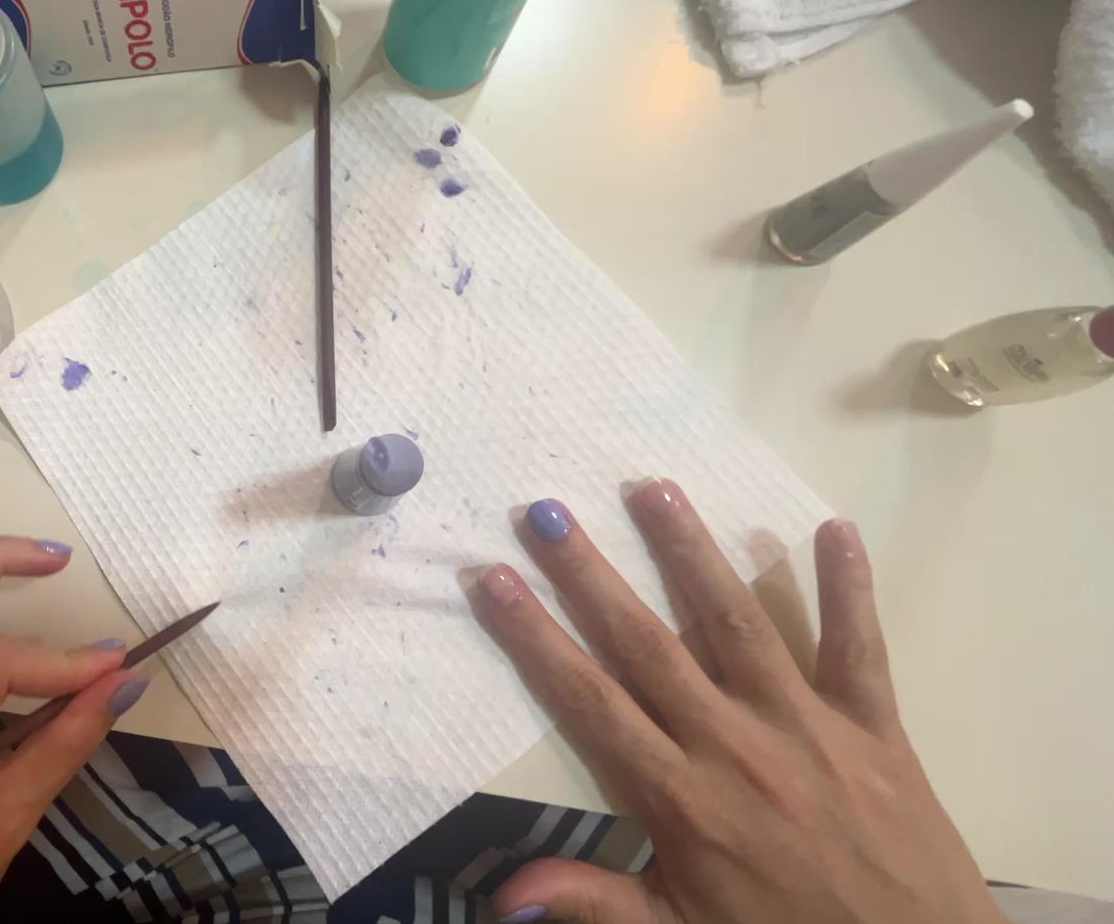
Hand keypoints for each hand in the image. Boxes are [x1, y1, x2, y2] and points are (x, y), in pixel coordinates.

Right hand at [467, 480, 1006, 923]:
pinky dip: (850, 590)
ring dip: (692, 553)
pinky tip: (833, 528)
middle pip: (647, 643)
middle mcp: (733, 746)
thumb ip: (587, 902)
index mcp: (679, 793)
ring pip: (740, 624)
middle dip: (590, 572)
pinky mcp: (878, 731)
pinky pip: (861, 652)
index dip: (533, 634)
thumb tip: (496, 898)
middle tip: (546, 511)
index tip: (492, 577)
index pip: (587, 696)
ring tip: (654, 487)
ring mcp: (808, 729)